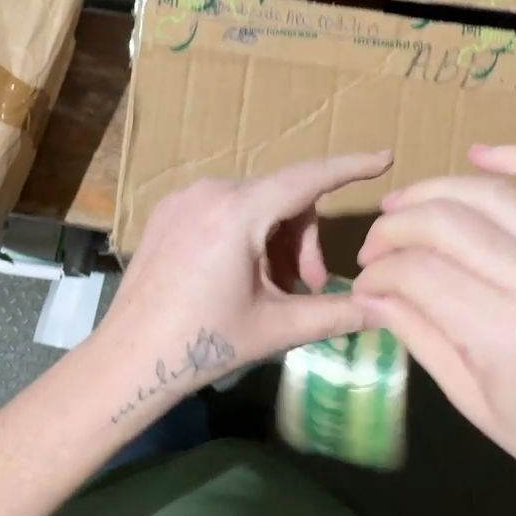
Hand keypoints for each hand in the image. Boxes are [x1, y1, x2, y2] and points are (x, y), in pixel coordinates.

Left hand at [90, 152, 392, 416]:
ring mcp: (184, 198)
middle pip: (282, 198)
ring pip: (254, 204)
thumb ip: (337, 313)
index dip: (350, 167)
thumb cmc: (205, 343)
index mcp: (238, 212)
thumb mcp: (277, 327)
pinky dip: (246, 235)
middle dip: (304, 240)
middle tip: (308, 288)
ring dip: (276, 241)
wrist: (130, 358)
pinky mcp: (168, 212)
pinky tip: (241, 277)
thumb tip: (385, 308)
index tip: (384, 157)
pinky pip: (224, 208)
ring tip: (274, 290)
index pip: (308, 179)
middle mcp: (210, 191)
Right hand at [352, 144, 515, 515]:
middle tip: (373, 248)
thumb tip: (367, 292)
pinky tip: (478, 154)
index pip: (416, 273)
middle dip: (394, 227)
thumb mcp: (470, 400)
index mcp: (507, 338)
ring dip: (433, 192)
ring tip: (401, 207)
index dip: (378, 272)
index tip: (363, 283)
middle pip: (445, 222)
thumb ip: (416, 334)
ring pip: (489, 195)